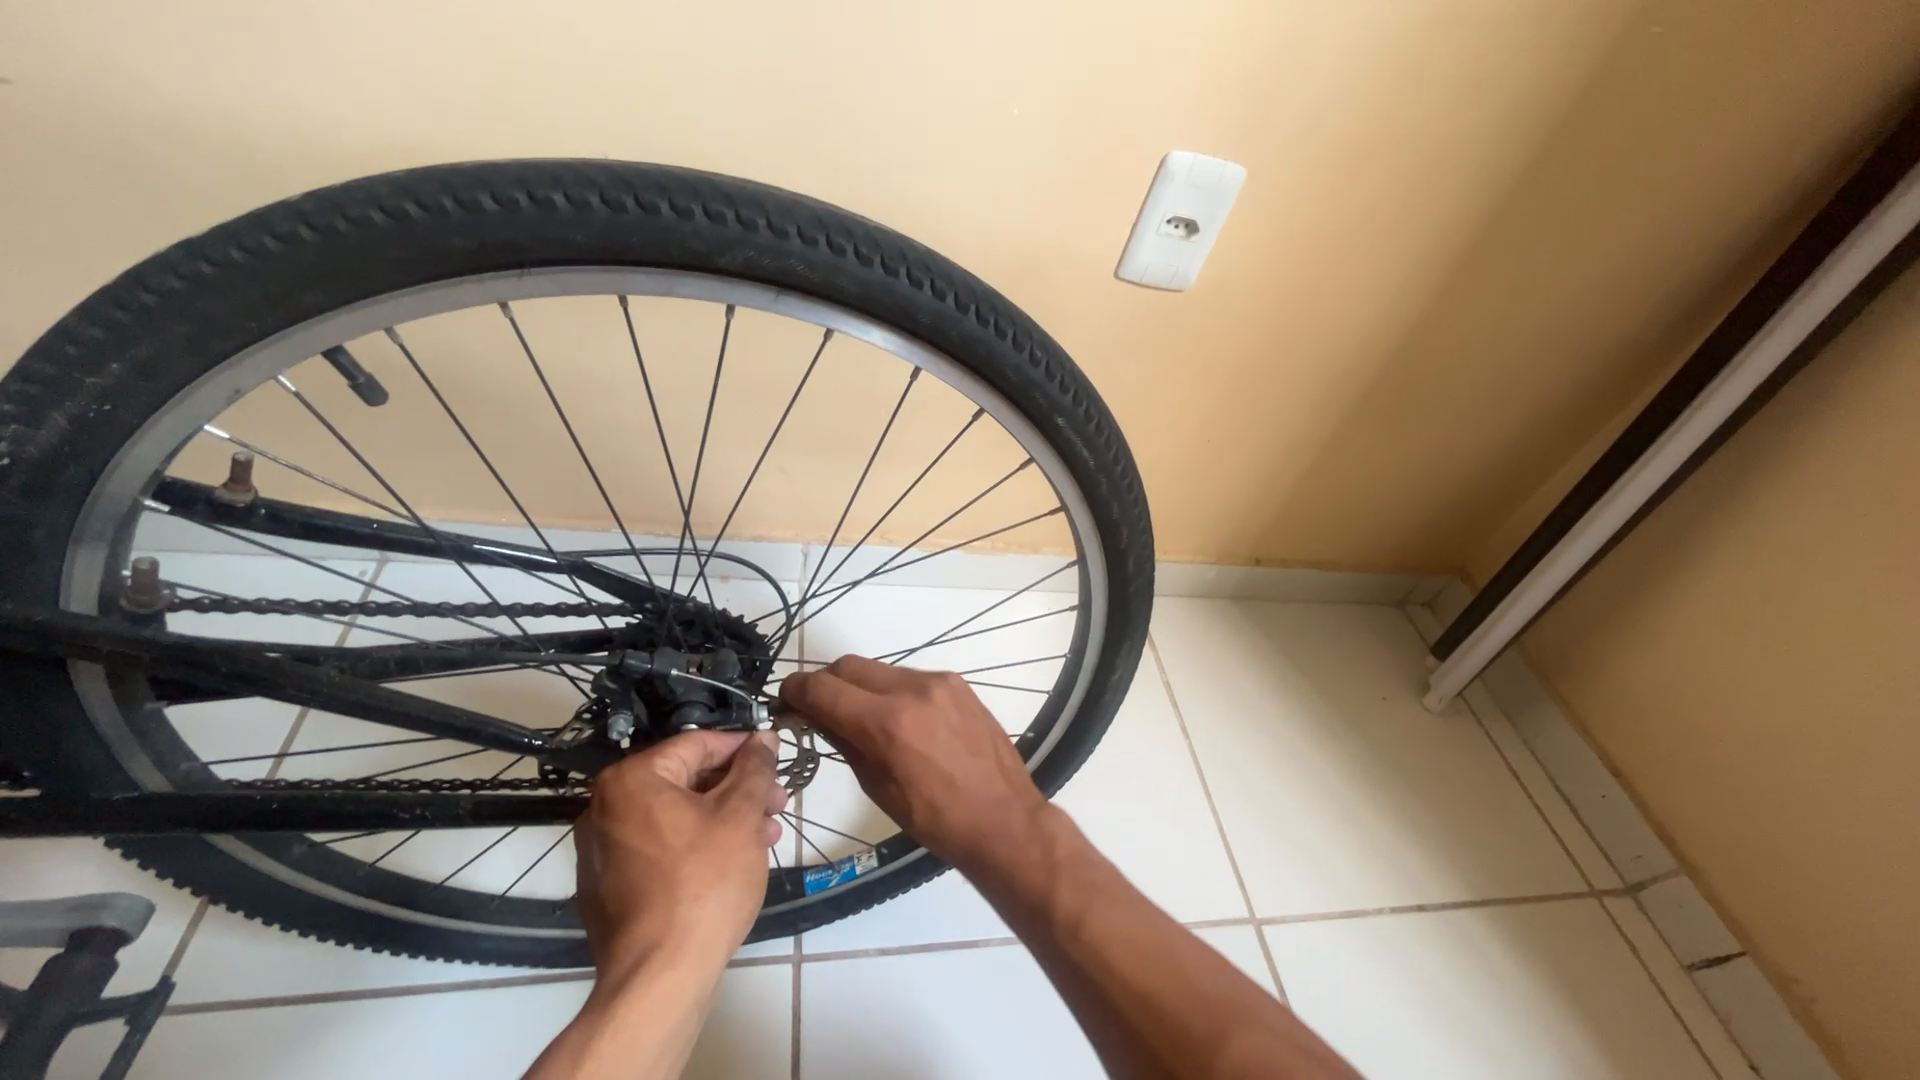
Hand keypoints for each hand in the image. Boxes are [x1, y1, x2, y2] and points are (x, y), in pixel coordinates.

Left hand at [573, 731, 786, 973]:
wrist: (660, 976)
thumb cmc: (704, 883)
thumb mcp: (741, 815)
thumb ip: (755, 769)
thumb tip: (762, 738)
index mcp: (630, 780)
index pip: (696, 744)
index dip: (743, 748)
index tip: (776, 758)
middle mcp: (604, 807)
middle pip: (686, 780)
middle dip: (738, 790)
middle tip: (778, 804)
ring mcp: (602, 850)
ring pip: (677, 816)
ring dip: (725, 819)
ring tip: (765, 837)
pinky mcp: (609, 887)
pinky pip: (661, 848)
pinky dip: (697, 846)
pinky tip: (733, 862)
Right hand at [778, 656, 1050, 870]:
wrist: (1003, 819)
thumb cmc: (935, 820)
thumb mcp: (877, 786)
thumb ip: (844, 742)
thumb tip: (816, 716)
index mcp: (887, 723)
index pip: (822, 688)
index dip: (795, 691)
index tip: (785, 702)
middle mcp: (912, 690)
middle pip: (848, 666)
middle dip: (826, 684)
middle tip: (817, 709)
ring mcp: (939, 682)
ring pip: (880, 669)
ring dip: (860, 687)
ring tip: (860, 718)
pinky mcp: (958, 683)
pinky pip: (910, 677)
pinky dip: (892, 691)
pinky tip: (899, 720)